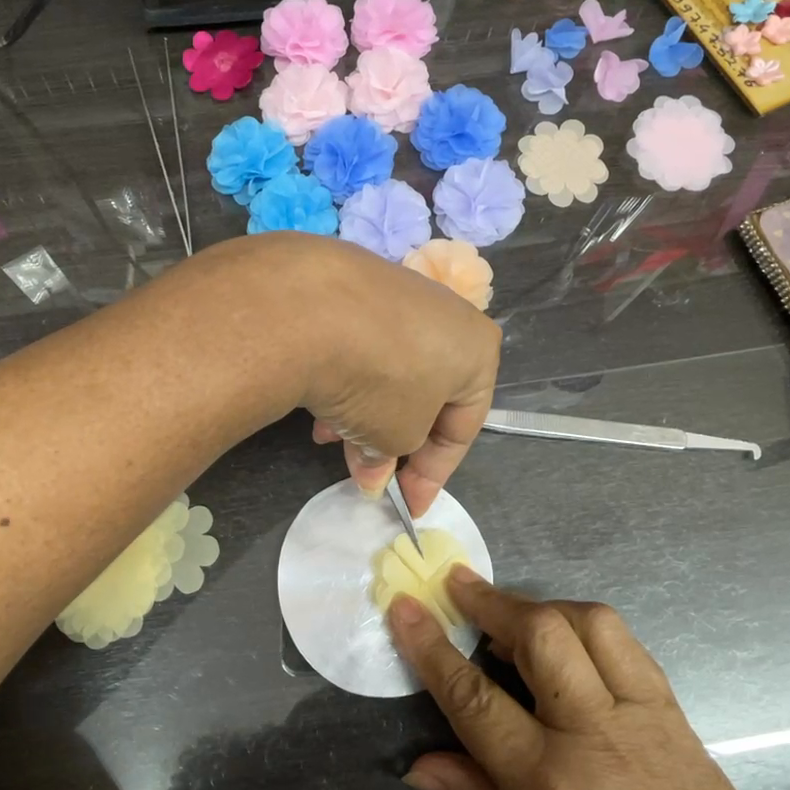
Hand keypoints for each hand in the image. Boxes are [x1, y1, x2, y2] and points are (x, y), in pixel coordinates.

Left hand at [277, 235, 497, 515]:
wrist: (312, 308)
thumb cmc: (379, 381)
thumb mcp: (397, 436)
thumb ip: (392, 458)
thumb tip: (373, 472)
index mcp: (477, 348)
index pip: (463, 425)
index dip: (434, 474)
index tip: (408, 506)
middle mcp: (445, 313)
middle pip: (423, 394)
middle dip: (393, 442)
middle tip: (366, 478)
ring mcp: (397, 293)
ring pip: (388, 370)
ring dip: (365, 412)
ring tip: (331, 441)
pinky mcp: (352, 283)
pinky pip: (360, 343)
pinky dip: (346, 378)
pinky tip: (316, 406)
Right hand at [388, 569, 783, 789]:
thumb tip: (420, 765)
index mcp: (551, 785)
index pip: (475, 698)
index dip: (431, 648)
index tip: (405, 606)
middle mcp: (596, 735)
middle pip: (540, 637)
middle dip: (491, 601)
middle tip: (457, 583)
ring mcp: (643, 714)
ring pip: (590, 624)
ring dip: (541, 606)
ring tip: (509, 612)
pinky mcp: (674, 708)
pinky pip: (626, 643)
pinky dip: (585, 626)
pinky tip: (566, 638)